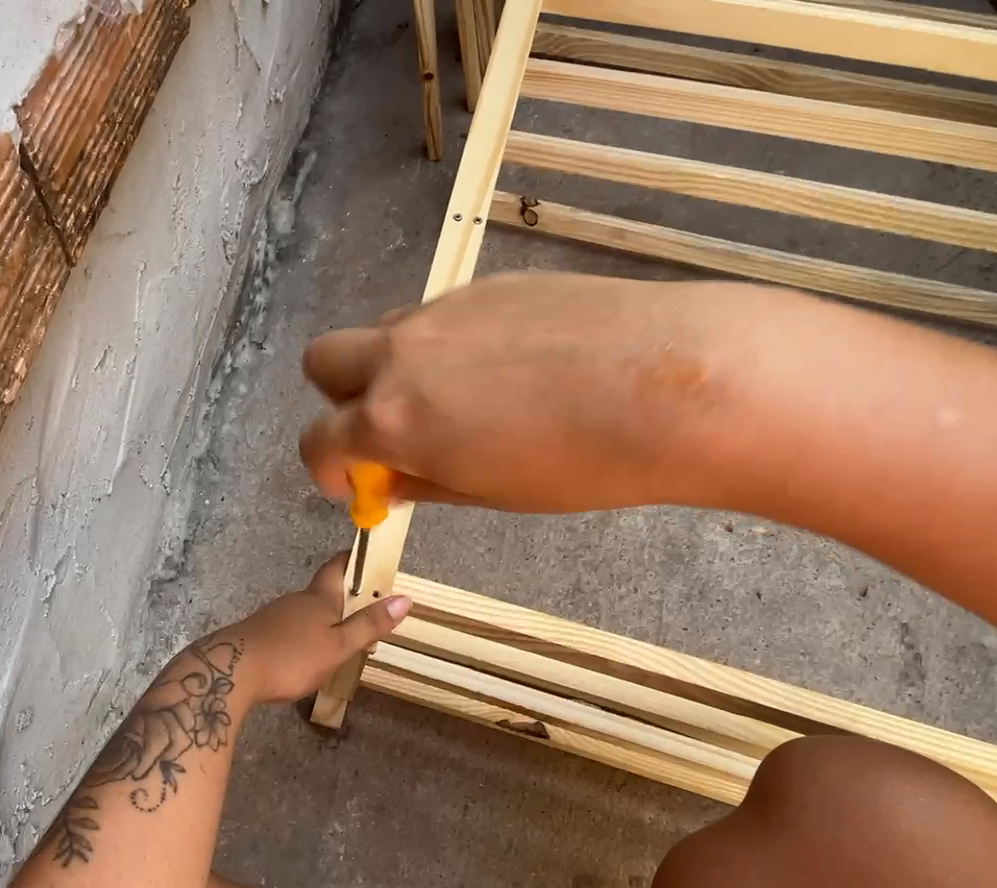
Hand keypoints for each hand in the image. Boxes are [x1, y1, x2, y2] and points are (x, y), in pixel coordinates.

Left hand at [219, 553, 411, 703]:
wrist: (229, 671)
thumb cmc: (291, 657)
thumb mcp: (338, 646)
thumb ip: (369, 625)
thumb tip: (405, 598)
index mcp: (318, 597)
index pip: (337, 566)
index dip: (354, 559)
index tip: (371, 557)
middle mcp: (295, 600)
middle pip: (323, 592)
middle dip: (345, 598)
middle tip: (368, 613)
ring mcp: (273, 617)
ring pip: (306, 613)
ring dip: (325, 621)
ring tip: (342, 642)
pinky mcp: (259, 635)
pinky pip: (290, 630)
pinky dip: (305, 637)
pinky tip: (308, 657)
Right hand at [299, 272, 758, 513]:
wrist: (678, 382)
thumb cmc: (581, 463)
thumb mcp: (489, 493)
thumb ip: (422, 482)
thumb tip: (390, 481)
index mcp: (390, 418)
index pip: (318, 440)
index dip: (328, 470)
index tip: (355, 484)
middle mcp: (400, 355)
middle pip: (323, 363)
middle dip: (338, 399)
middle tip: (388, 429)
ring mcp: (441, 312)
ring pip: (383, 333)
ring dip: (393, 369)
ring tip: (462, 401)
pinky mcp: (486, 285)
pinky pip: (438, 317)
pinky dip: (445, 347)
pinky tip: (511, 369)